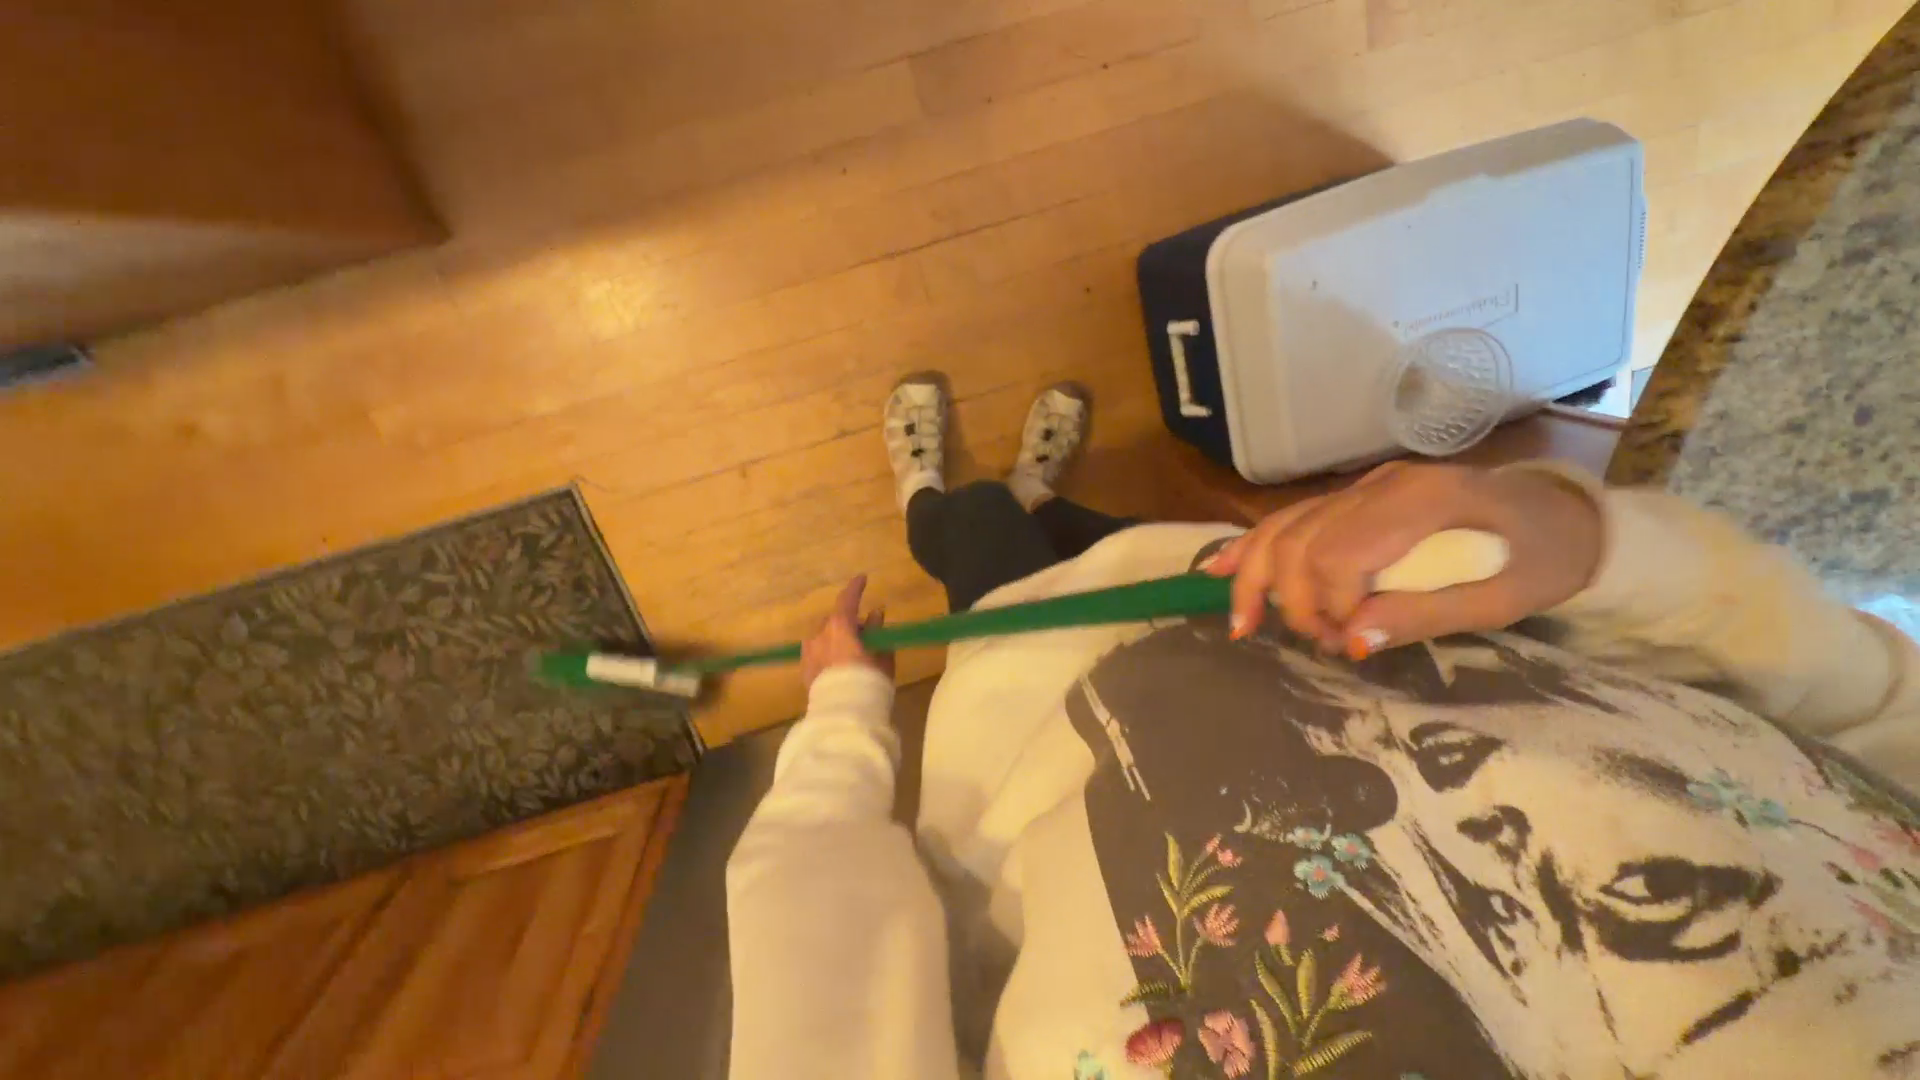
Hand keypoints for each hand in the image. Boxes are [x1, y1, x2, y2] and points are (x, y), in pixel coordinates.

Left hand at [801, 575, 893, 687]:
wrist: (845, 716)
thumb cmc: (869, 683)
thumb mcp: (882, 656)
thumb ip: (877, 632)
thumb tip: (876, 614)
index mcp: (840, 627)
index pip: (847, 599)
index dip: (856, 587)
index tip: (863, 578)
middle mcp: (820, 635)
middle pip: (835, 621)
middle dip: (848, 623)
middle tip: (865, 635)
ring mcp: (809, 652)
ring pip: (824, 637)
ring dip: (836, 639)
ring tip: (852, 655)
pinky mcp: (804, 670)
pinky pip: (817, 653)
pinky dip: (828, 653)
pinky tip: (839, 667)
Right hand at [1202, 462, 1602, 657]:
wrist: (1565, 511)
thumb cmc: (1544, 558)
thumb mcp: (1503, 600)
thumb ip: (1424, 616)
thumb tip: (1349, 639)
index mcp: (1421, 501)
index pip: (1337, 553)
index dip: (1325, 605)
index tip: (1345, 643)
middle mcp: (1379, 484)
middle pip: (1299, 540)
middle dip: (1291, 600)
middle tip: (1315, 642)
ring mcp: (1362, 485)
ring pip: (1282, 525)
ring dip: (1252, 575)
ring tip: (1237, 622)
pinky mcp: (1354, 495)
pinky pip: (1289, 517)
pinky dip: (1251, 545)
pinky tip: (1216, 566)